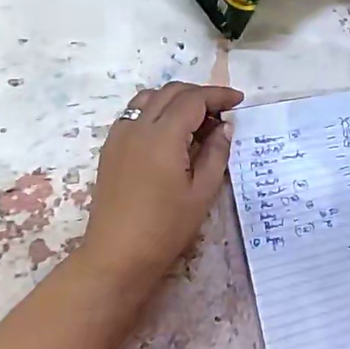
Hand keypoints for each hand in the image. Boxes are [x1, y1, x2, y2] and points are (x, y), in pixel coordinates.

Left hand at [81, 82, 244, 272]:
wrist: (117, 256)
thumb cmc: (165, 227)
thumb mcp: (202, 192)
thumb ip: (216, 153)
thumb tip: (223, 127)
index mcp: (163, 136)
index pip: (193, 99)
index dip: (218, 95)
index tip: (239, 101)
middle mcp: (138, 127)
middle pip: (171, 92)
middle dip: (199, 95)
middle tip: (222, 112)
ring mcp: (120, 135)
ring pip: (149, 98)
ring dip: (176, 99)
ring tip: (196, 120)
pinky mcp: (110, 148)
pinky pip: (134, 113)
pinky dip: (156, 110)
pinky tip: (169, 133)